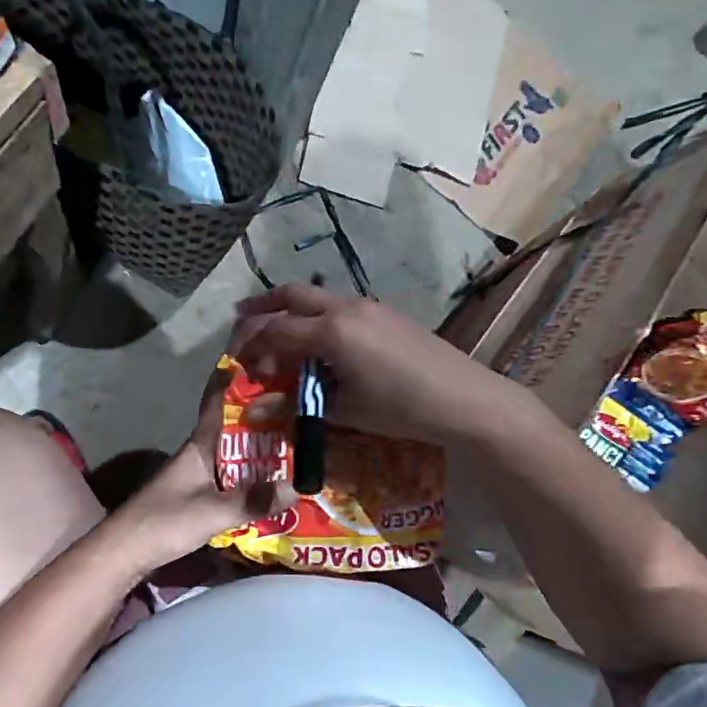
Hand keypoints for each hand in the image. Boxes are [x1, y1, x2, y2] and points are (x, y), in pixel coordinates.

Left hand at [103, 366, 292, 575]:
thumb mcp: (212, 512)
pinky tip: (276, 483)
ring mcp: (200, 475)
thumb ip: (253, 500)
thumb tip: (300, 487)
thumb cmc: (164, 521)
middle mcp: (201, 453)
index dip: (242, 384)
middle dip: (266, 419)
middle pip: (237, 429)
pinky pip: (235, 478)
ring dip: (263, 450)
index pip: (221, 403)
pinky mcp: (200, 497)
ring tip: (301, 443)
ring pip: (238, 454)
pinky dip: (255, 476)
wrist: (127, 550)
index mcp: (200, 445)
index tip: (271, 367)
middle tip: (304, 410)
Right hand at [232, 284, 522, 445]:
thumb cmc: (400, 408)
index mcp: (331, 331)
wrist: (466, 398)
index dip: (253, 347)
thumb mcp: (343, 410)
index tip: (241, 365)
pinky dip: (316, 315)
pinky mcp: (384, 313)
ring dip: (290, 308)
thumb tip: (253, 411)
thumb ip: (294, 407)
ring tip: (275, 328)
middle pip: (292, 295)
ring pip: (317, 296)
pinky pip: (338, 305)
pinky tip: (318, 339)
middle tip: (240, 319)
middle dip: (262, 306)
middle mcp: (345, 308)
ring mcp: (368, 306)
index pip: (276, 330)